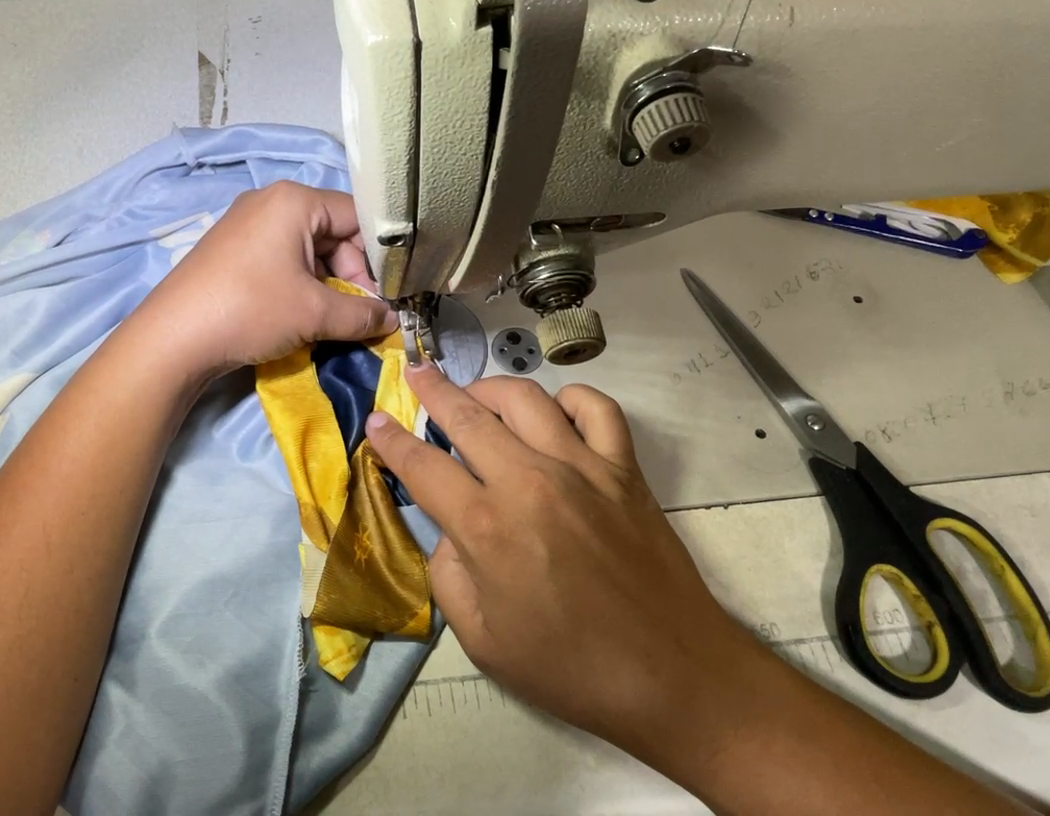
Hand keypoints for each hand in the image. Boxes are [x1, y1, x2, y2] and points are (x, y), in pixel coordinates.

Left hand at [124, 181, 396, 381]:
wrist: (173, 338)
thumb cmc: (250, 310)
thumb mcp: (315, 313)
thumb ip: (362, 314)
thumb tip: (392, 320)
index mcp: (295, 200)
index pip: (359, 216)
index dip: (380, 256)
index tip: (390, 293)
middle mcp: (271, 202)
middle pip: (335, 233)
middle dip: (353, 275)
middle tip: (363, 315)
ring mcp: (248, 225)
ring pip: (310, 250)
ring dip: (329, 285)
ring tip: (333, 321)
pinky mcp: (234, 251)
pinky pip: (284, 260)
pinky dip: (302, 286)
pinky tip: (304, 316)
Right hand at [366, 366, 772, 760]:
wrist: (674, 676)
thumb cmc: (570, 667)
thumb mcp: (482, 640)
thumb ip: (448, 576)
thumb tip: (449, 529)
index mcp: (486, 526)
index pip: (422, 465)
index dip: (391, 440)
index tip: (376, 419)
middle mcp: (529, 481)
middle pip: (467, 415)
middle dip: (433, 390)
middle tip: (417, 372)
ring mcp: (582, 468)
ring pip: (525, 398)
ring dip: (491, 386)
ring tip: (475, 393)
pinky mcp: (624, 469)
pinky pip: (597, 409)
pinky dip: (571, 399)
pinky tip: (555, 412)